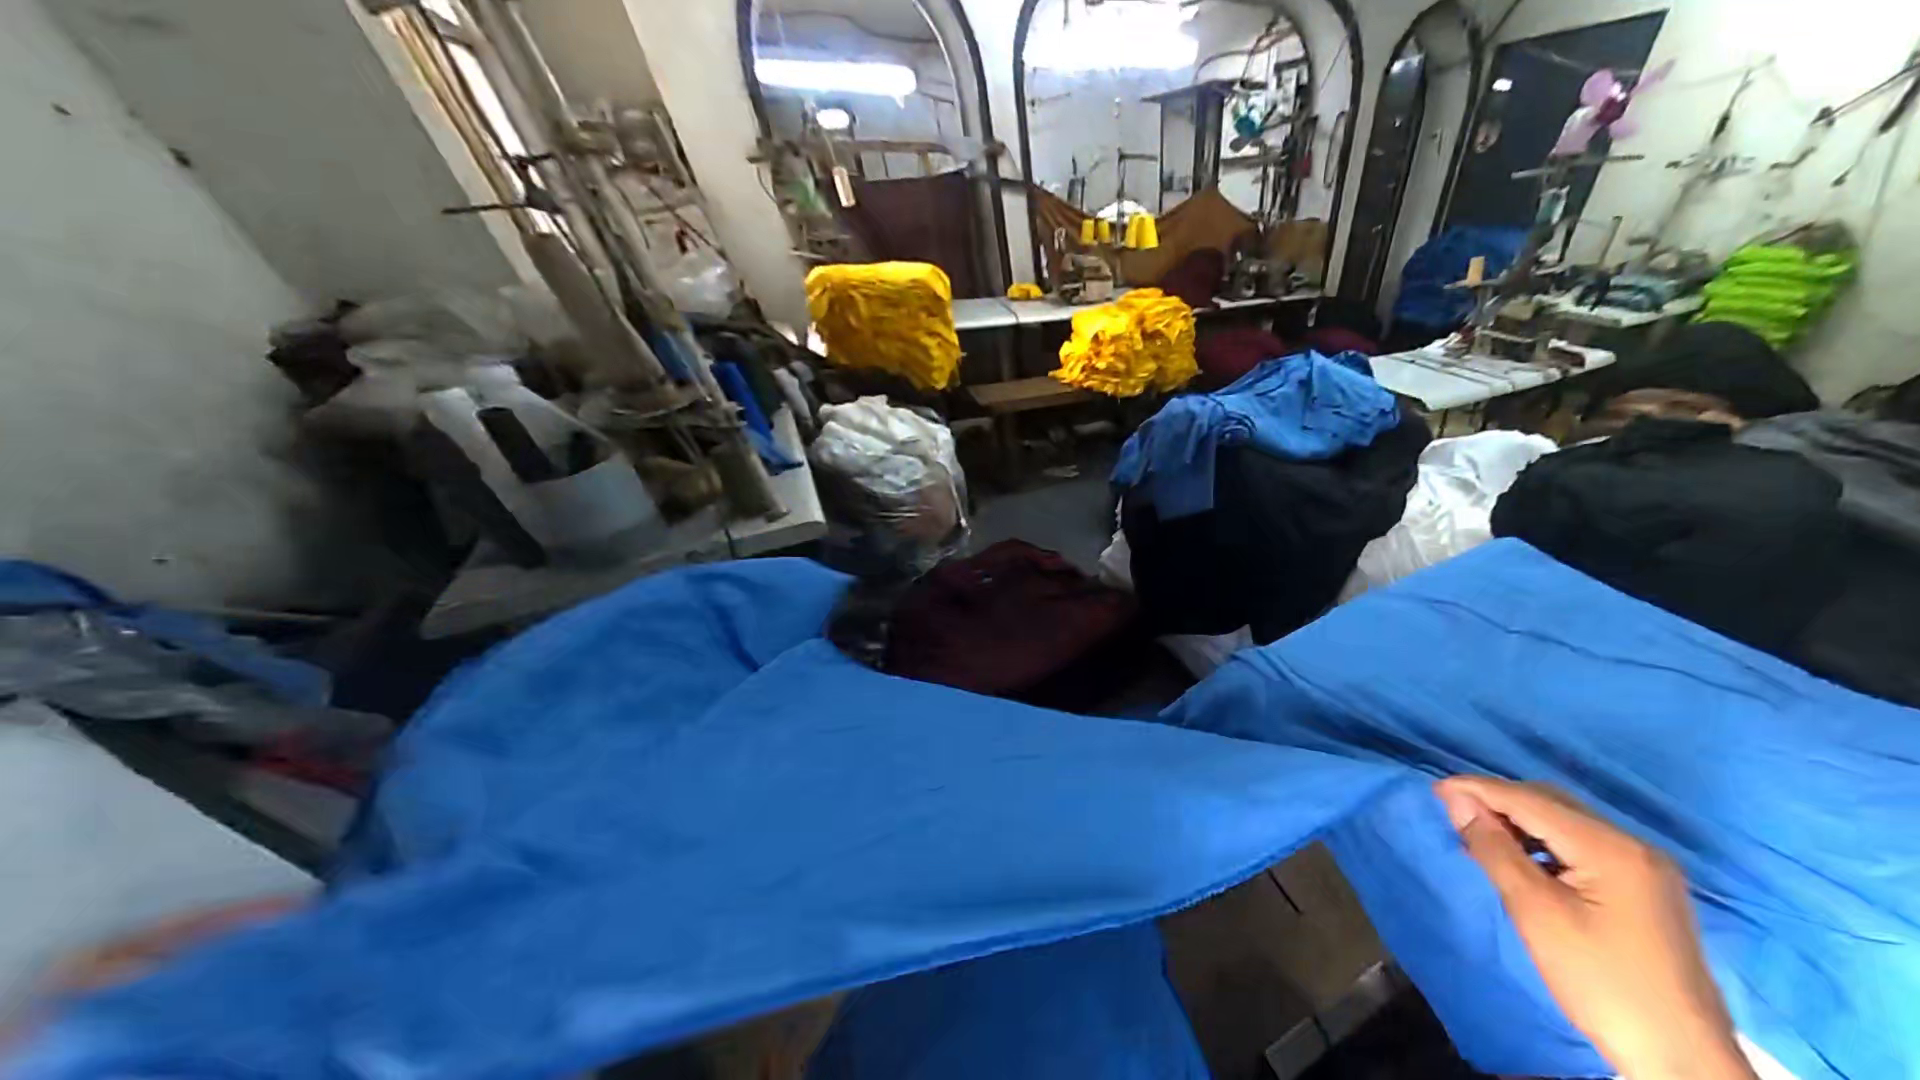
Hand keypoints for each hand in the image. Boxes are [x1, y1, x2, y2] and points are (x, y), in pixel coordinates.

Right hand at [1435, 776, 1757, 1079]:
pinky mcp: (1645, 891)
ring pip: (1568, 824)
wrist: (1680, 1058)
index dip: (1479, 790)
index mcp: (1611, 848)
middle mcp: (1634, 847)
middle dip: (1500, 801)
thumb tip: (1457, 800)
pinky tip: (1521, 860)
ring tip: (1479, 836)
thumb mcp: (1535, 911)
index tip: (1434, 789)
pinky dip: (1544, 843)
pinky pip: (1583, 847)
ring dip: (1520, 822)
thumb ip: (1494, 848)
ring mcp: (1645, 869)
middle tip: (1454, 811)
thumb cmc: (1599, 980)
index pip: (1531, 801)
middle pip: (1553, 803)